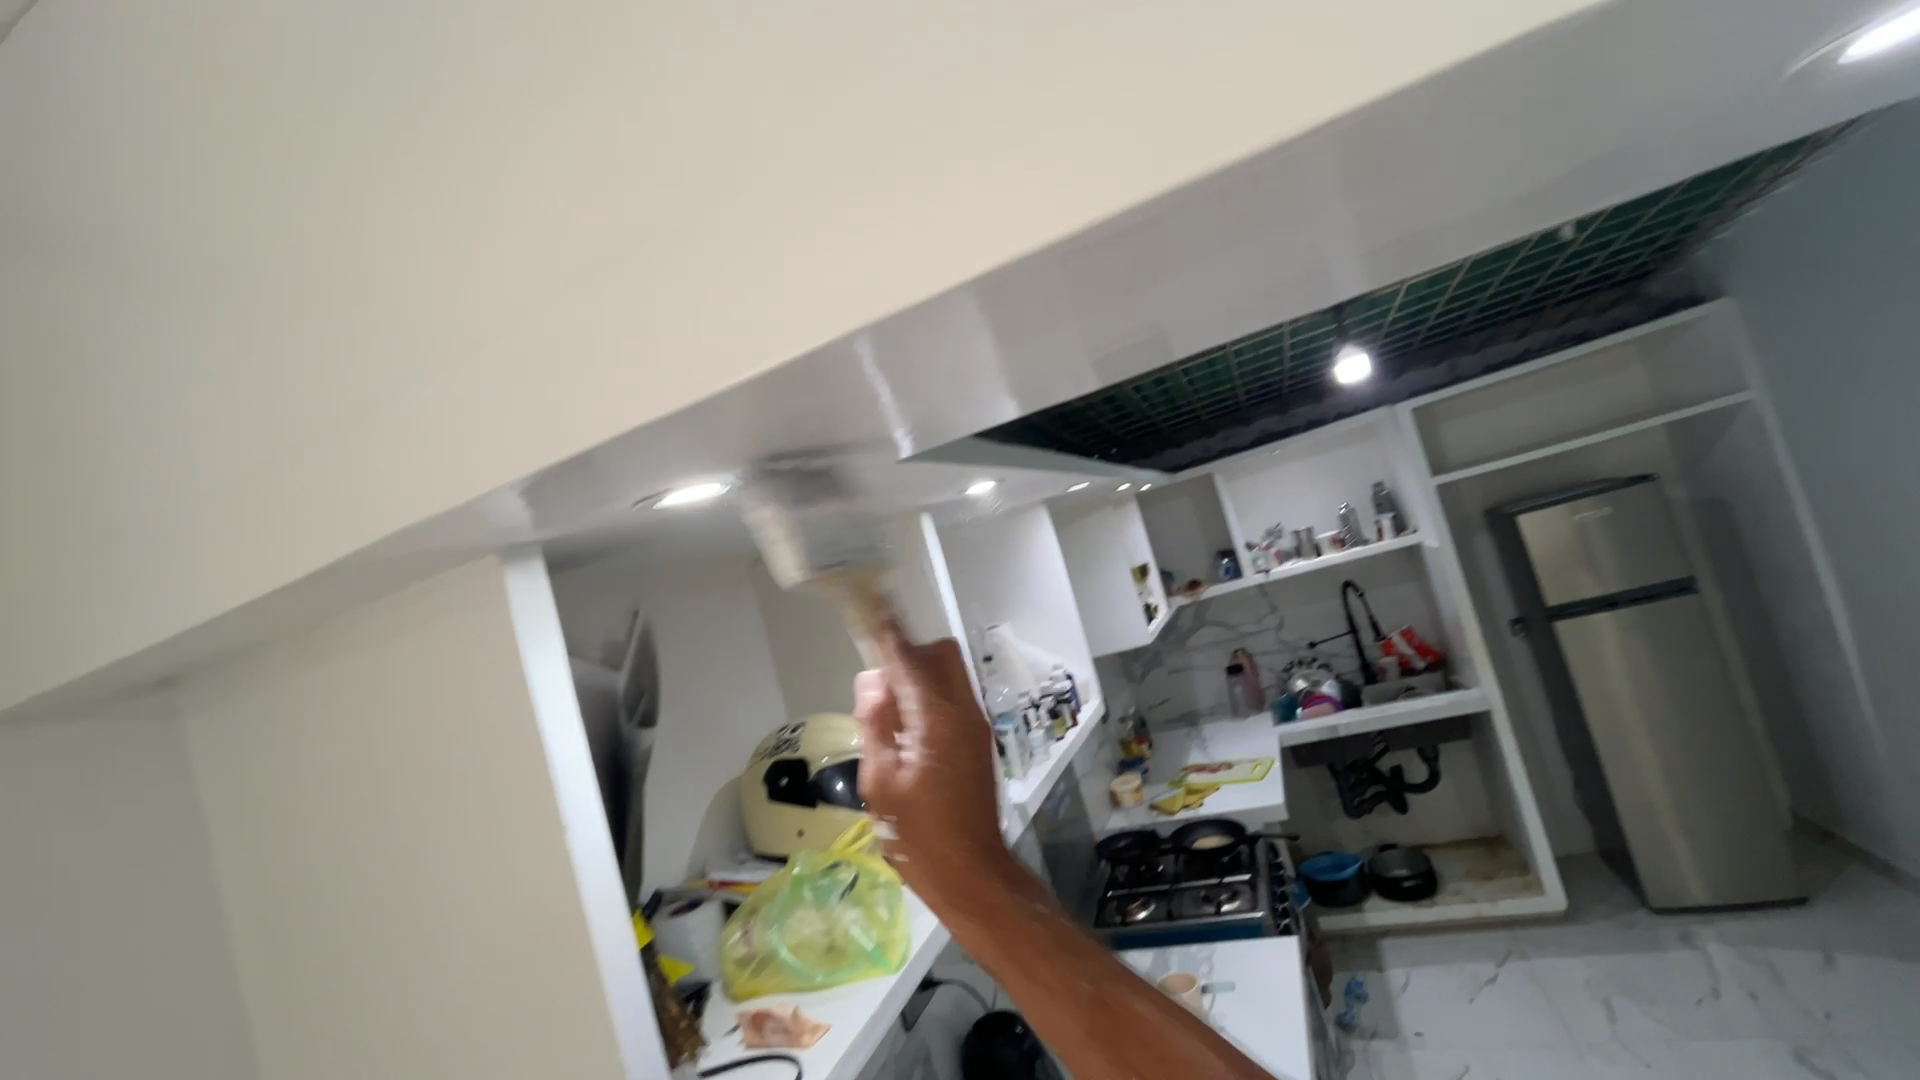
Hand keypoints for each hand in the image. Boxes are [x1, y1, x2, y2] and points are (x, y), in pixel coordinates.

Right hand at [852, 628, 1011, 895]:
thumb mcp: (880, 780)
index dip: (888, 634)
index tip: (872, 611)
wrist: (970, 872)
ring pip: (951, 674)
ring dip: (921, 675)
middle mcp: (963, 711)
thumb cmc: (917, 834)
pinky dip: (931, 697)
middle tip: (879, 682)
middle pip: (942, 654)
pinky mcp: (978, 741)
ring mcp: (976, 725)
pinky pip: (954, 698)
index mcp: (936, 718)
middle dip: (910, 652)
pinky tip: (908, 731)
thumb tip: (874, 682)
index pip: (910, 659)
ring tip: (890, 713)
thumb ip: (876, 723)